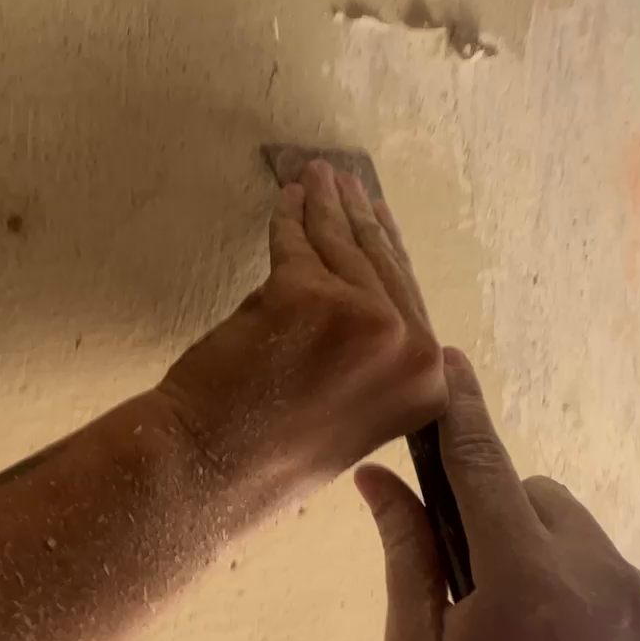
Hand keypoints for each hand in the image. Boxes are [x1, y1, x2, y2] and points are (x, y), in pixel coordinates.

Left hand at [155, 159, 449, 499]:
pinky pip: (294, 242)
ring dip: (324, 203)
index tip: (379, 214)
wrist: (211, 465)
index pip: (408, 295)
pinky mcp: (306, 294)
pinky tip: (287, 199)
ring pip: (338, 243)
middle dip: (358, 214)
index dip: (389, 248)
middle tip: (345, 181)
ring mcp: (363, 318)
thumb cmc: (270, 445)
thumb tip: (365, 292)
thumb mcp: (349, 404)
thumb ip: (370, 352)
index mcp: (428, 383)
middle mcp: (409, 346)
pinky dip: (287, 218)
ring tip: (316, 175)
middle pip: (377, 260)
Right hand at [354, 355, 639, 640]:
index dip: (460, 408)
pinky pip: (619, 574)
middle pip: (535, 495)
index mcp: (526, 583)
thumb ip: (405, 555)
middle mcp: (603, 578)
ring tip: (534, 631)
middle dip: (500, 514)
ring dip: (545, 552)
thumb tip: (376, 479)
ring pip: (578, 532)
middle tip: (478, 582)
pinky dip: (589, 589)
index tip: (448, 358)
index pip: (483, 465)